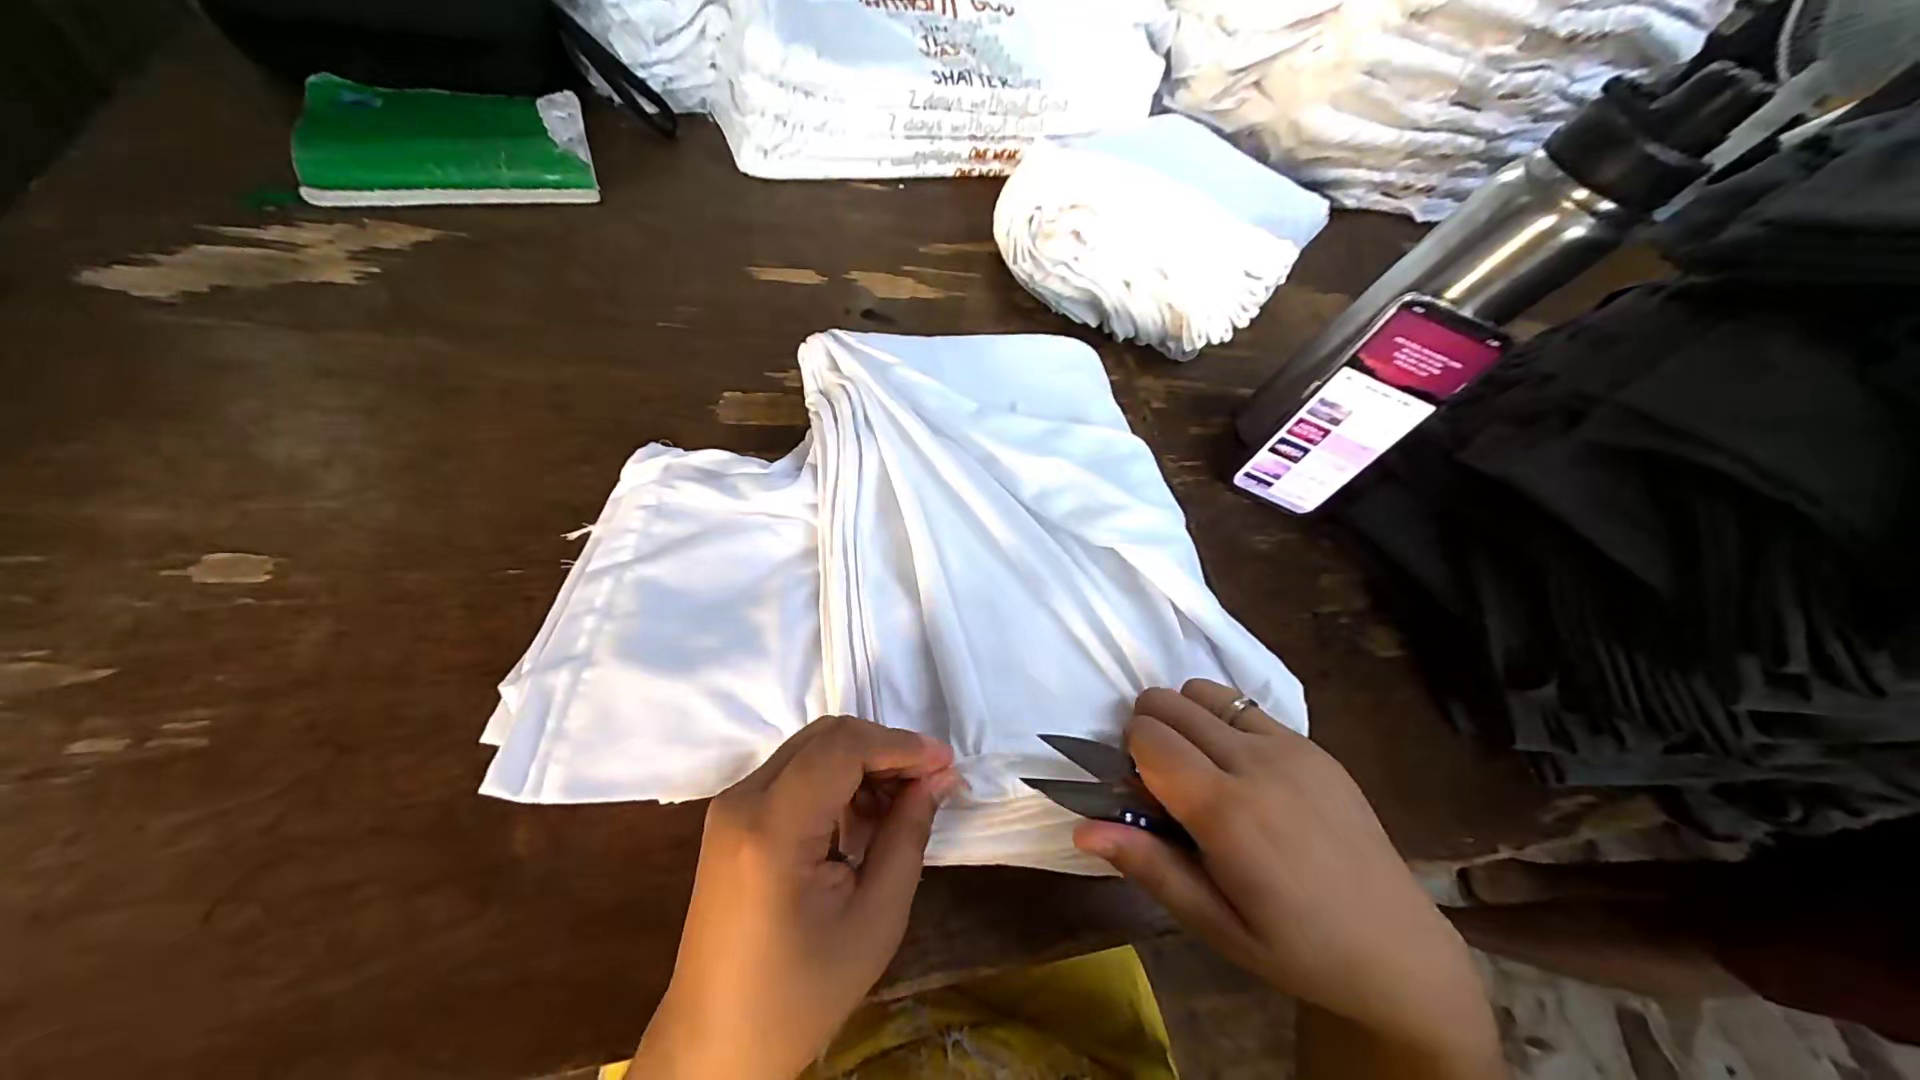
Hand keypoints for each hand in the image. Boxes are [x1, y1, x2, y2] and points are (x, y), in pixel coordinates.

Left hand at [632, 716, 960, 1079]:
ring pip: (811, 749)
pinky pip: (793, 774)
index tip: (945, 764)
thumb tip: (936, 779)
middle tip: (927, 784)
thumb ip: (907, 836)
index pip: (842, 748)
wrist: (716, 1043)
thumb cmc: (800, 995)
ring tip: (899, 807)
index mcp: (772, 830)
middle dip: (884, 749)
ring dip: (861, 764)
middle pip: (825, 738)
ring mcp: (731, 807)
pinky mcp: (732, 819)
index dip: (900, 745)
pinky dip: (835, 781)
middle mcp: (742, 801)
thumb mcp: (875, 920)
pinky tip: (861, 820)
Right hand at [1073, 680, 1502, 1074]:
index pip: (1146, 736)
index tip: (1140, 794)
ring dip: (1184, 718)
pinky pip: (1246, 705)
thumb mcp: (1213, 923)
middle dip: (1147, 729)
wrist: (1398, 951)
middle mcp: (1256, 763)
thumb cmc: (1294, 948)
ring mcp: (1291, 747)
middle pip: (1168, 702)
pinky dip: (1223, 721)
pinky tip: (1243, 772)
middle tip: (1163, 782)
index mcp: (1227, 811)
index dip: (1127, 757)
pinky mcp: (1314, 745)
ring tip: (1200, 769)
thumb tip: (1081, 828)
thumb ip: (1148, 865)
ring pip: (1203, 691)